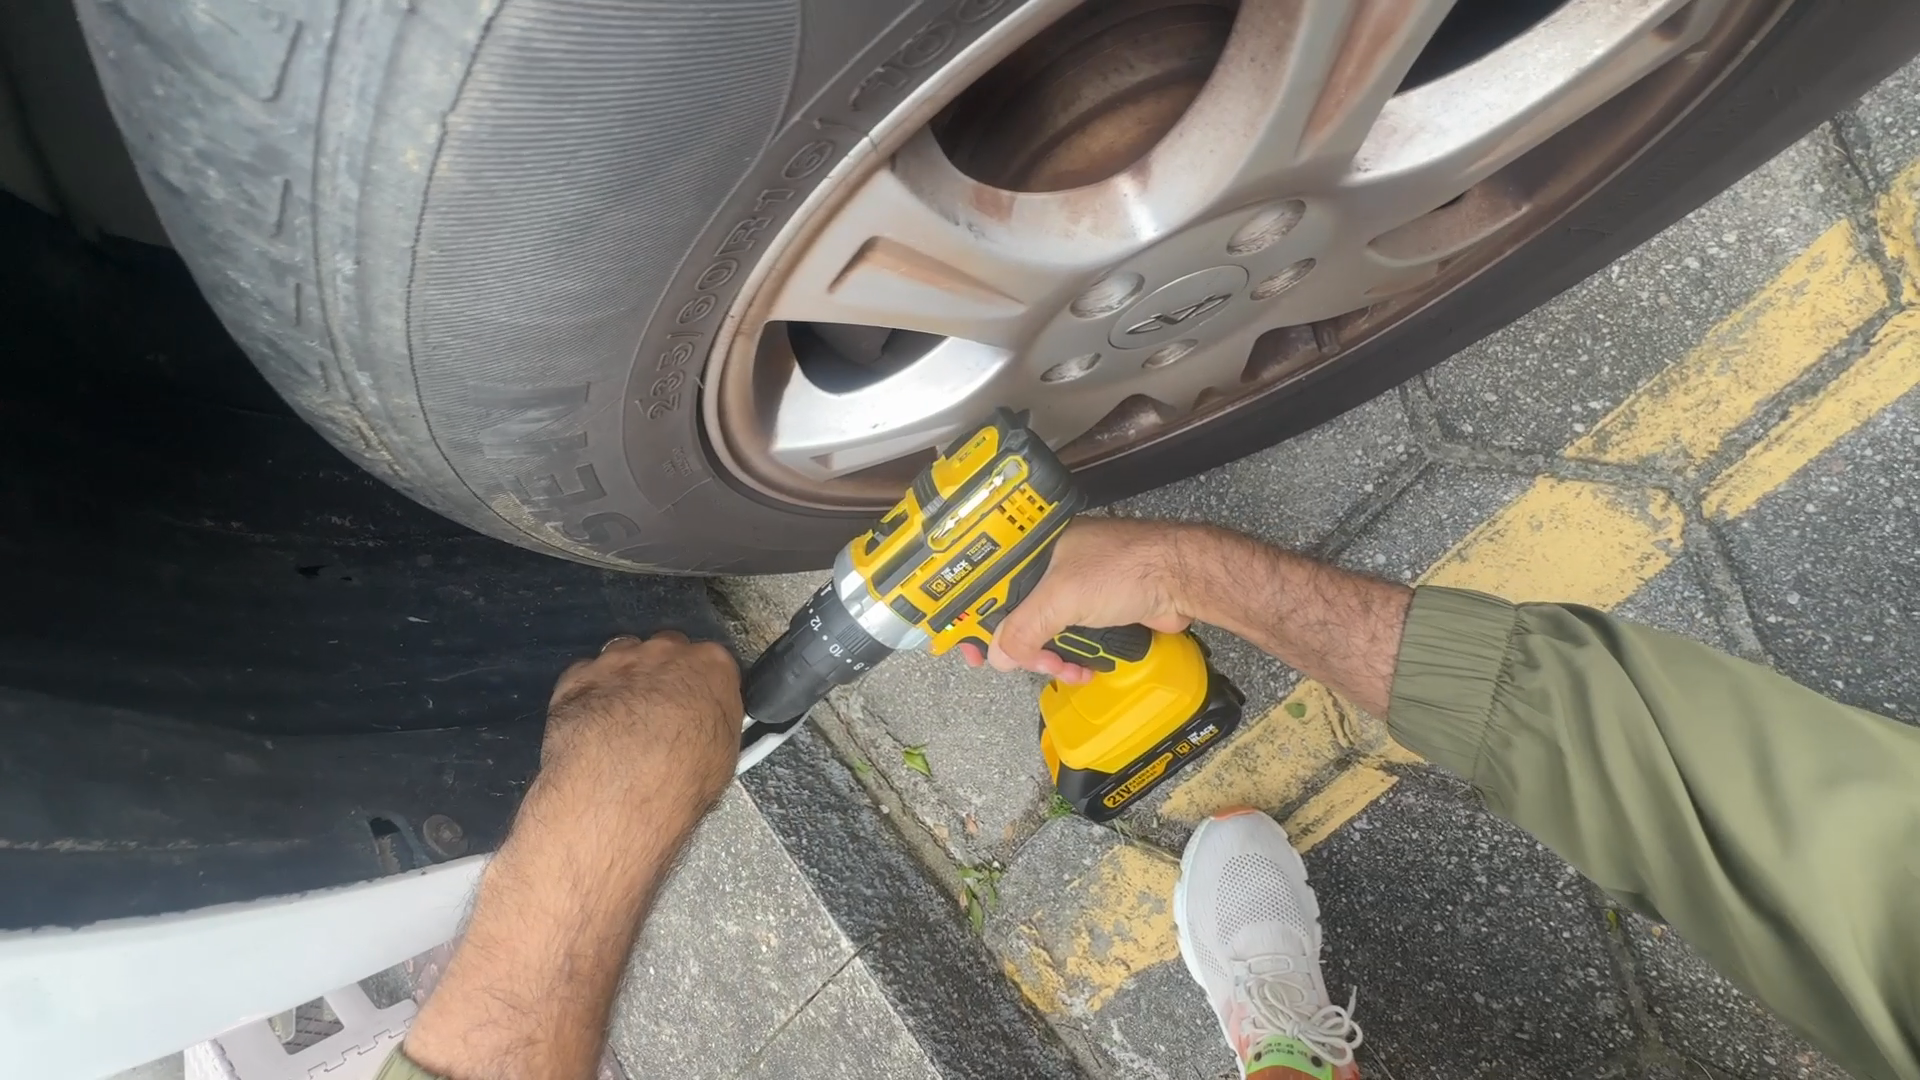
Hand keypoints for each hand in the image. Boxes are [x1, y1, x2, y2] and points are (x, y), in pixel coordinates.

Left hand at [540, 631, 741, 810]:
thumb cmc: (679, 774)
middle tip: (659, 709)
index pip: (713, 662)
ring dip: (625, 676)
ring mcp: (622, 660)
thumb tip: (708, 728)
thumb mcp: (724, 751)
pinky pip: (584, 673)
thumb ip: (716, 719)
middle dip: (664, 672)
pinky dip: (588, 692)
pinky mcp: (580, 676)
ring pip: (624, 653)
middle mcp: (668, 653)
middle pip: (668, 648)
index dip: (703, 684)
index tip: (698, 702)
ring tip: (622, 716)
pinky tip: (591, 720)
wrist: (620, 789)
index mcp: (712, 665)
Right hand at [961, 519, 1214, 683]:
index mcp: (1032, 551)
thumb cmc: (1122, 569)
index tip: (965, 645)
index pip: (987, 584)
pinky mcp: (1092, 609)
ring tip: (1060, 668)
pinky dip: (1069, 658)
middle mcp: (1047, 567)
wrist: (1180, 580)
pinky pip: (1066, 639)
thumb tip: (999, 657)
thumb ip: (1022, 630)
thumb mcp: (1060, 599)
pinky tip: (1081, 670)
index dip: (971, 615)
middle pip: (1011, 613)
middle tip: (1017, 666)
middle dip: (1014, 645)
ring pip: (1039, 632)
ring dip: (1046, 657)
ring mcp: (1070, 589)